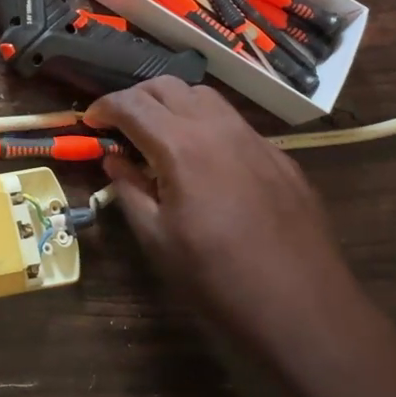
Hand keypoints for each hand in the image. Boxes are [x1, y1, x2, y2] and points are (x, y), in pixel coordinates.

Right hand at [85, 78, 354, 343]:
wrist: (305, 310)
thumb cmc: (218, 279)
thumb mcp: (157, 239)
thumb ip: (129, 189)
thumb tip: (114, 160)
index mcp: (181, 146)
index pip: (131, 104)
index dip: (104, 107)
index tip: (90, 121)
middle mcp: (217, 128)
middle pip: (168, 86)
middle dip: (137, 98)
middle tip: (121, 125)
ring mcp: (254, 139)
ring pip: (204, 96)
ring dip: (174, 104)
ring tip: (161, 134)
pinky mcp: (280, 157)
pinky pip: (235, 123)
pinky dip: (208, 126)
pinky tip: (206, 162)